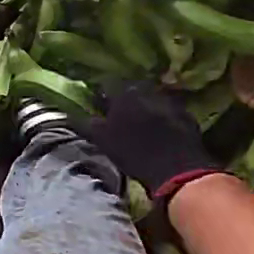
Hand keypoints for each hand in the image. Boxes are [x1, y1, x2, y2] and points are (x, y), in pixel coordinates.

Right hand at [84, 81, 220, 195]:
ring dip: (145, 104)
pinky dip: (163, 115)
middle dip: (125, 97)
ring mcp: (169, 101)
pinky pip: (169, 109)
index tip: (97, 103)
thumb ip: (84, 123)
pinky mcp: (186, 114)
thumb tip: (67, 113)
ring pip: (151, 97)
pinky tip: (161, 129)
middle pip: (131, 88)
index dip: (100, 93)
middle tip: (119, 112)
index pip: (106, 84)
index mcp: (123, 94)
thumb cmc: (133, 153)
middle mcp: (146, 90)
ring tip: (140, 121)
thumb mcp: (102, 139)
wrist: (177, 169)